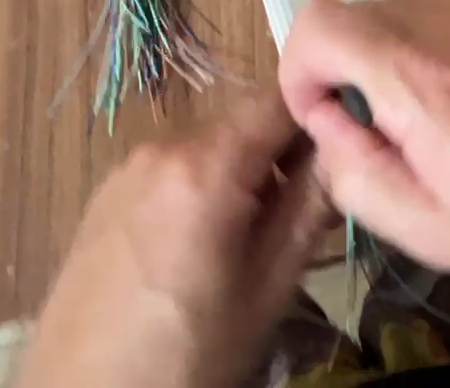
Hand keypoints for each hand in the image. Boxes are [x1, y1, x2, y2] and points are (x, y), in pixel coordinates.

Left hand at [16, 92, 328, 387]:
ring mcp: (128, 167)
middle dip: (283, 150)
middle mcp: (164, 145)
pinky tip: (201, 241)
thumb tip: (344, 145)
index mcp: (207, 163)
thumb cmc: (190, 352)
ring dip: (244, 167)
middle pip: (247, 119)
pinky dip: (204, 182)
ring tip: (252, 232)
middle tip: (302, 207)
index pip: (283, 97)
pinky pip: (176, 165)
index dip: (319, 114)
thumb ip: (312, 202)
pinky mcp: (105, 193)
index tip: (341, 150)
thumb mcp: (270, 284)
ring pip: (213, 142)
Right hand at [277, 0, 449, 311]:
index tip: (326, 110)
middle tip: (392, 128)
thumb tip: (330, 122)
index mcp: (426, 76)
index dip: (302, 63)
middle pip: (369, 8)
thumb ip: (360, 170)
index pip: (320, 18)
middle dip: (356, 63)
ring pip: (422, 3)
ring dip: (409, 50)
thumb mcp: (443, 233)